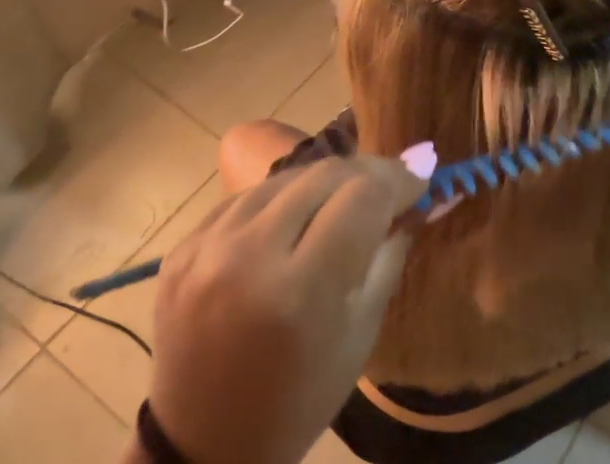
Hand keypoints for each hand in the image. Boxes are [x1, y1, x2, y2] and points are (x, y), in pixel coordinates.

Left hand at [141, 156, 424, 463]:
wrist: (206, 444)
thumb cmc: (302, 397)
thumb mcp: (362, 330)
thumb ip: (392, 251)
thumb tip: (427, 194)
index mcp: (301, 290)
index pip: (364, 195)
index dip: (400, 180)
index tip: (422, 183)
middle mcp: (248, 257)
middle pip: (325, 173)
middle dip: (368, 172)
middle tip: (392, 187)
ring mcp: (206, 250)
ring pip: (285, 177)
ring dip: (325, 181)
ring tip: (345, 202)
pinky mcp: (182, 249)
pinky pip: (246, 198)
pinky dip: (281, 200)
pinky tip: (296, 219)